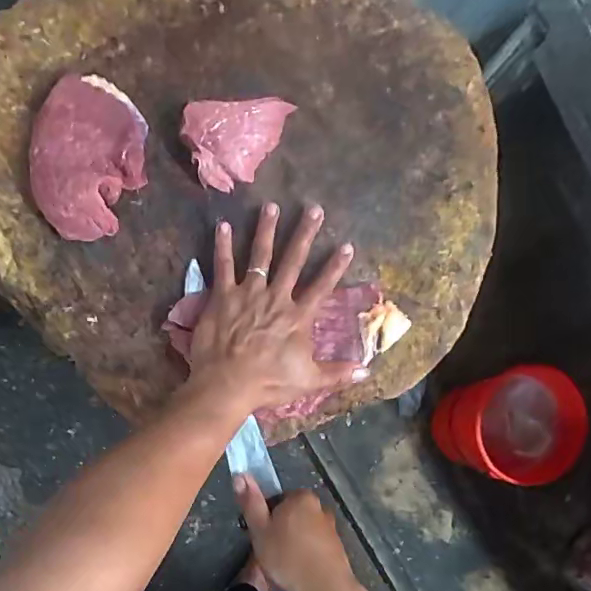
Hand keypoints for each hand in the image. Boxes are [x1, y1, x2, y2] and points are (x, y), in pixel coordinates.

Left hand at [186, 202, 361, 413]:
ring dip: (266, 230)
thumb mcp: (309, 381)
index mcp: (298, 317)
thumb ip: (338, 372)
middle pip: (293, 260)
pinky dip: (223, 246)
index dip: (336, 266)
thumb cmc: (269, 383)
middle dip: (304, 233)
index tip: (346, 245)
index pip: (322, 286)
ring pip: (260, 256)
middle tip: (313, 209)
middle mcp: (276, 298)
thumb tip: (367, 371)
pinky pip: (222, 266)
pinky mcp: (222, 297)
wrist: (227, 384)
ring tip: (271, 206)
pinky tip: (224, 226)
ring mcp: (248, 294)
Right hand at [234, 476, 359, 590]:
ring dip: (291, 545)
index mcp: (301, 497)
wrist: (325, 587)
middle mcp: (320, 506)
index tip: (260, 536)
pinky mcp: (336, 545)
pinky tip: (298, 571)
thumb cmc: (287, 557)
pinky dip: (304, 555)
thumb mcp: (260, 530)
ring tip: (283, 566)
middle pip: (289, 515)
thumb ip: (250, 502)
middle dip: (278, 532)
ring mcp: (330, 526)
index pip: (275, 500)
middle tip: (269, 553)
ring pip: (301, 532)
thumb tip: (241, 474)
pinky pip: (313, 545)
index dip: (264, 518)